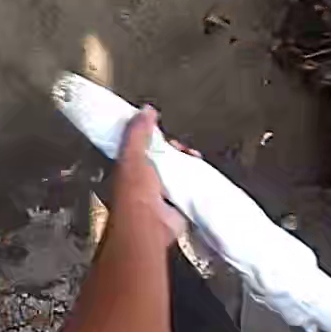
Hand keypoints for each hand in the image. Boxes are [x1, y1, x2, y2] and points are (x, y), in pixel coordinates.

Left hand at [111, 106, 187, 244]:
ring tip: (194, 156)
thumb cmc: (135, 188)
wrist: (149, 222)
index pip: (139, 145)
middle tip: (182, 147)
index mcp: (127, 165)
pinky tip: (203, 172)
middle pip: (161, 158)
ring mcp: (160, 191)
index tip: (162, 129)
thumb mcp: (132, 153)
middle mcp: (142, 178)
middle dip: (174, 149)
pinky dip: (197, 179)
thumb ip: (138, 132)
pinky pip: (189, 187)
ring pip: (176, 171)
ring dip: (187, 162)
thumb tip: (147, 109)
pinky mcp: (177, 203)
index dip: (151, 136)